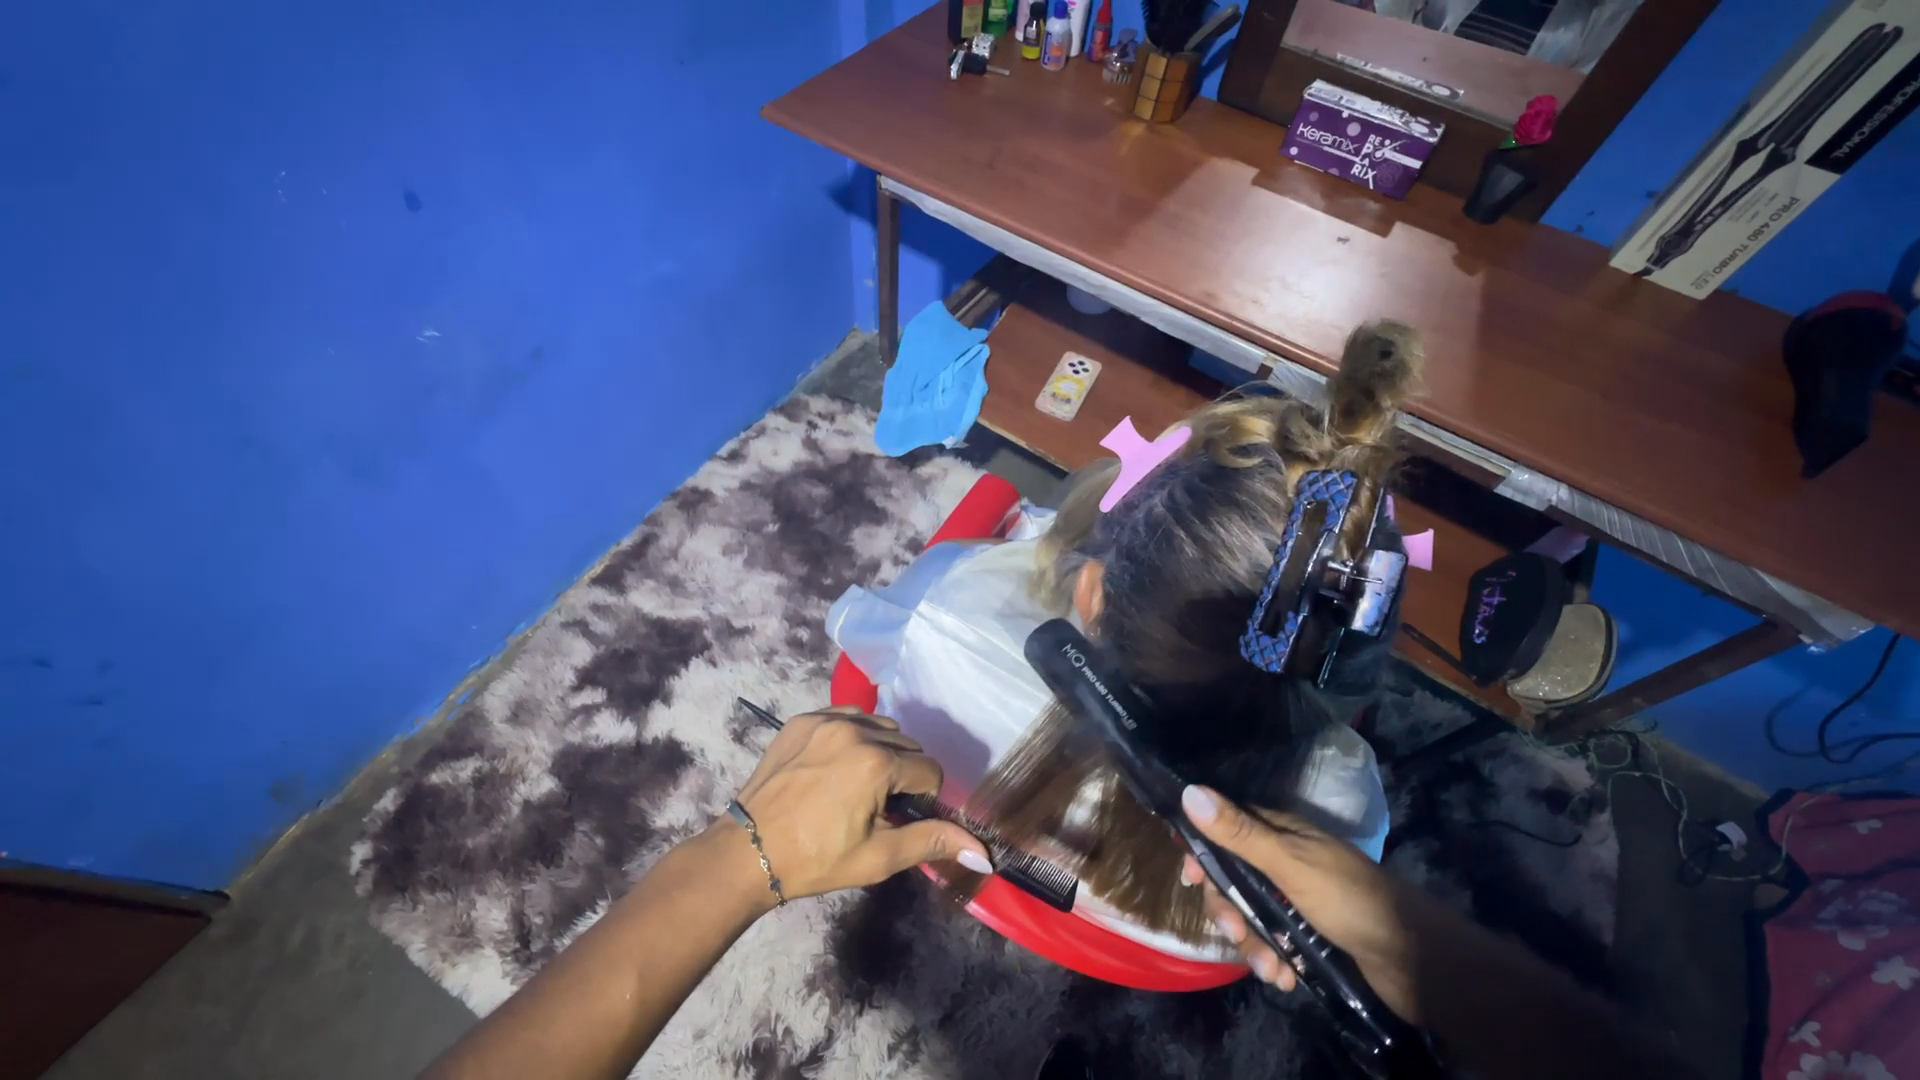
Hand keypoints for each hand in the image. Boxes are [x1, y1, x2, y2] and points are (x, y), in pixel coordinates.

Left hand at [729, 706, 991, 903]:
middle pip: (907, 745)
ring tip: (859, 783)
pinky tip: (838, 763)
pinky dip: (853, 734)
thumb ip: (931, 842)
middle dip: (903, 773)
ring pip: (879, 726)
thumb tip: (984, 851)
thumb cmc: (816, 860)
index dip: (924, 797)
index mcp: (877, 763)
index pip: (929, 770)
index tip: (901, 816)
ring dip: (881, 749)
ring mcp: (825, 719)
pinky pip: (846, 715)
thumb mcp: (877, 857)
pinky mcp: (802, 719)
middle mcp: (855, 730)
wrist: (746, 852)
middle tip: (879, 805)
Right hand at [1178, 785, 1429, 1020]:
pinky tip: (1284, 977)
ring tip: (1271, 969)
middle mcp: (1283, 860)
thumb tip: (1188, 791)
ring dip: (1252, 944)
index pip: (1224, 828)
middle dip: (1227, 909)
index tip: (1192, 876)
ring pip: (1249, 914)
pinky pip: (1272, 941)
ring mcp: (1296, 898)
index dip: (1202, 849)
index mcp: (1279, 833)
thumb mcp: (1289, 864)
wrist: (1415, 960)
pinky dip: (1272, 960)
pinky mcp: (1307, 933)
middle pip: (1231, 877)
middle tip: (1235, 931)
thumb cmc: (1348, 899)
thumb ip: (1239, 834)